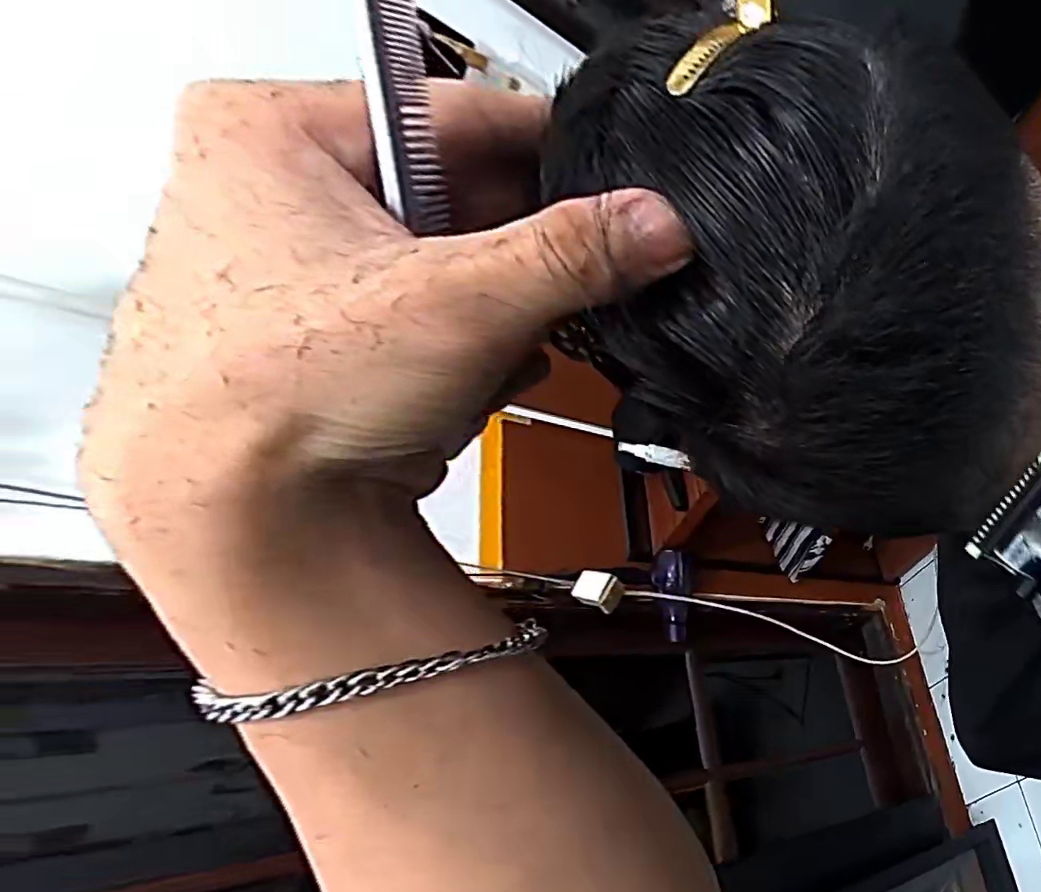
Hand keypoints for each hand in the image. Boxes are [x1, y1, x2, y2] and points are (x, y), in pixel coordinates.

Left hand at [80, 80, 690, 542]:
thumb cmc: (282, 391)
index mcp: (285, 134)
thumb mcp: (462, 299)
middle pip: (480, 197)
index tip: (622, 185)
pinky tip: (477, 371)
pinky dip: (495, 341)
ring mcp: (341, 264)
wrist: (260, 505)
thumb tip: (654, 222)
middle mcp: (304, 190)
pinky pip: (472, 310)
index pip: (467, 112)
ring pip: (483, 262)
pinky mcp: (376, 325)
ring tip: (498, 345)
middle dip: (534, 256)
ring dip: (517, 308)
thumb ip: (574, 253)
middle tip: (559, 290)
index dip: (558, 152)